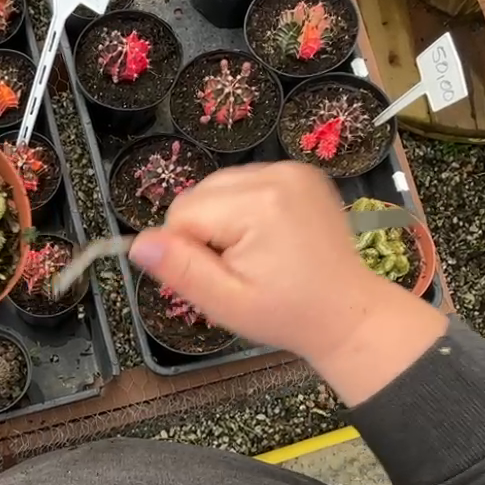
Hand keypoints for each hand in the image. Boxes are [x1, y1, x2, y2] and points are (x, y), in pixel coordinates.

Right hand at [128, 162, 446, 404]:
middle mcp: (275, 174)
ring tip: (251, 255)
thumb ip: (180, 270)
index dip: (187, 250)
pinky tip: (264, 239)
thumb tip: (137, 243)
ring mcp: (292, 169)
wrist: (346, 312)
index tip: (217, 276)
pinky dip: (242, 210)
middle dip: (202, 232)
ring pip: (217, 188)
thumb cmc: (285, 315)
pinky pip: (244, 184)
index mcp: (257, 205)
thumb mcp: (225, 303)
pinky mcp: (300, 173)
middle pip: (198, 195)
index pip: (181, 214)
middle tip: (234, 269)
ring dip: (220, 220)